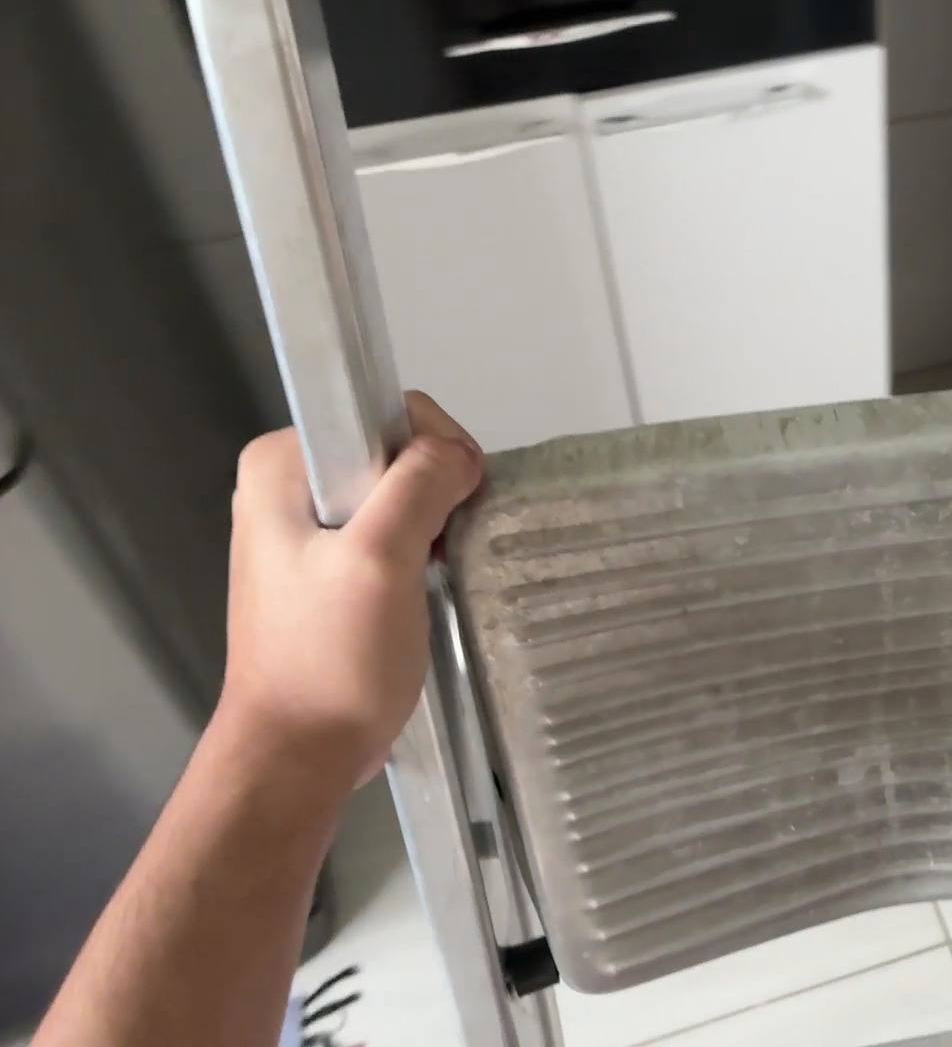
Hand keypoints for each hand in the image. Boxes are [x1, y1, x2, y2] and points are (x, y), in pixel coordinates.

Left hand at [219, 392, 483, 790]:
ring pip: (412, 485)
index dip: (434, 448)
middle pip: (402, 447)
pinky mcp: (344, 560)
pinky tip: (436, 571)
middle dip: (443, 484)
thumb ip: (417, 488)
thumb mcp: (378, 561)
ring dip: (444, 515)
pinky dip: (436, 538)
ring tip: (440, 562)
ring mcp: (318, 525)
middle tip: (443, 541)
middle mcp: (295, 485)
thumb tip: (460, 451)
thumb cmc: (334, 656)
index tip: (452, 501)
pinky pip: (408, 520)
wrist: (306, 746)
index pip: (384, 414)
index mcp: (283, 467)